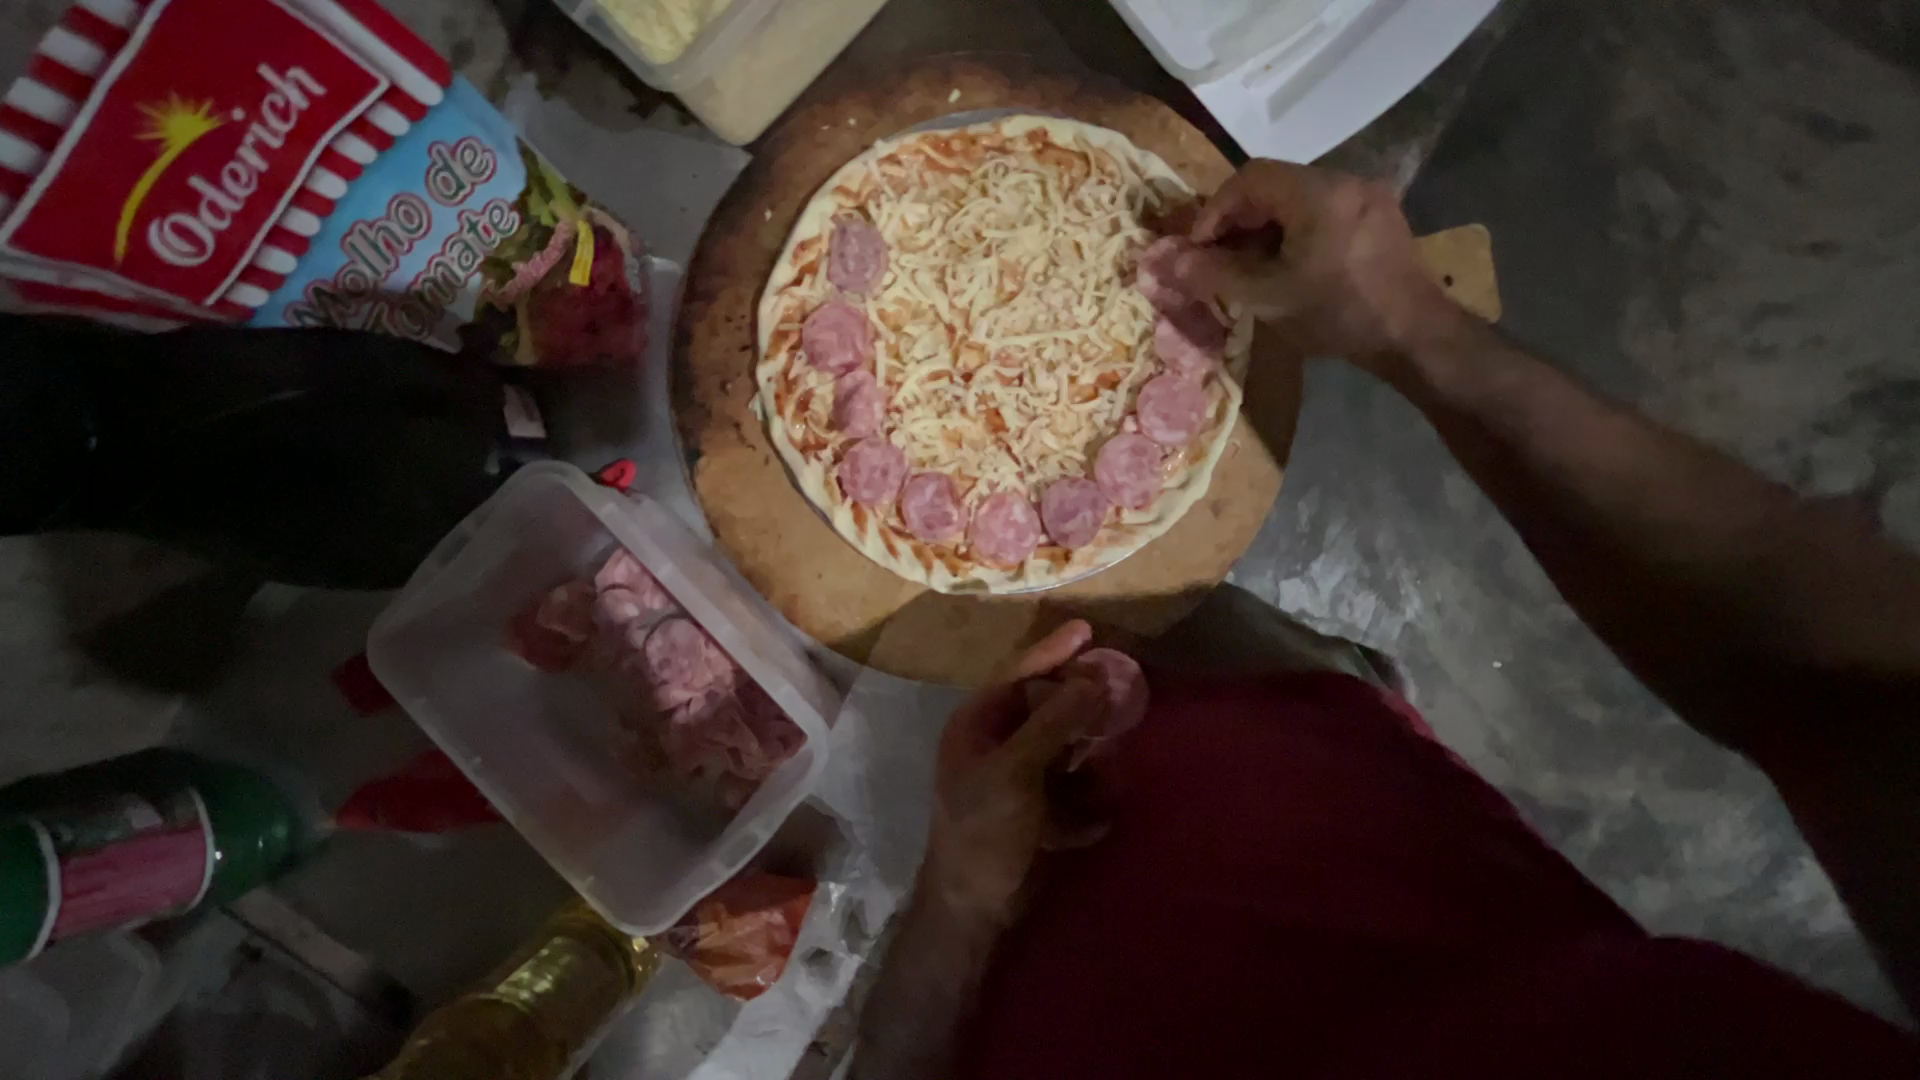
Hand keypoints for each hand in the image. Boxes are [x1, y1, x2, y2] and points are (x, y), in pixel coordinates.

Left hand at [923, 620, 1107, 922]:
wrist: (976, 906)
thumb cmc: (983, 830)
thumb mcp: (1015, 772)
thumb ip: (1053, 724)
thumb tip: (1092, 679)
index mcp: (977, 724)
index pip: (1017, 675)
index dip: (1052, 651)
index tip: (1088, 629)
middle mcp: (998, 742)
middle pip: (1048, 707)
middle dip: (1082, 706)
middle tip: (1119, 695)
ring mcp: (1021, 775)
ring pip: (1068, 745)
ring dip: (1089, 755)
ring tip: (1106, 763)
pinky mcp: (1042, 805)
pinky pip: (1076, 783)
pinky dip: (1089, 794)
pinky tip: (1092, 816)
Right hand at [1169, 160, 1461, 366]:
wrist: (1413, 335)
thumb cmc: (1336, 314)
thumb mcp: (1266, 298)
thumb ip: (1214, 275)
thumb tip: (1167, 261)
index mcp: (1317, 192)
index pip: (1248, 178)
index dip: (1214, 211)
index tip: (1198, 250)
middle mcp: (1344, 181)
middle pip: (1274, 186)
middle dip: (1237, 222)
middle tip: (1217, 262)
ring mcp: (1367, 199)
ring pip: (1297, 201)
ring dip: (1263, 230)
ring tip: (1247, 270)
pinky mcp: (1378, 220)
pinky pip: (1321, 214)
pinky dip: (1292, 234)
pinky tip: (1285, 270)